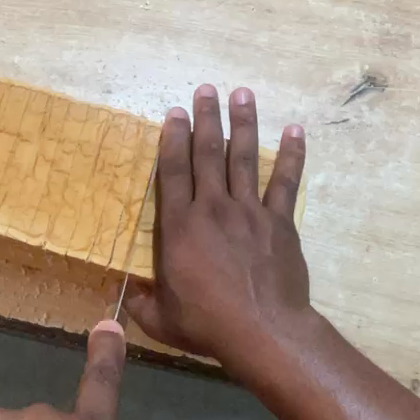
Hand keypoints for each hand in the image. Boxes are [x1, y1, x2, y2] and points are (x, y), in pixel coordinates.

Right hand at [125, 84, 314, 381]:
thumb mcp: (159, 319)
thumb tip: (125, 292)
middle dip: (205, 119)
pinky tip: (294, 131)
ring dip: (242, 124)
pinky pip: (286, 182)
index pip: (173, 173)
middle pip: (208, 154)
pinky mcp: (279, 222)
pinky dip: (291, 155)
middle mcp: (213, 209)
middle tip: (205, 89)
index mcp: (180, 228)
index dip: (172, 140)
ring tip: (242, 94)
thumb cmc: (206, 325)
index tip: (174, 113)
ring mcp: (249, 212)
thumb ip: (140, 301)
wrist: (264, 330)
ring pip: (244, 158)